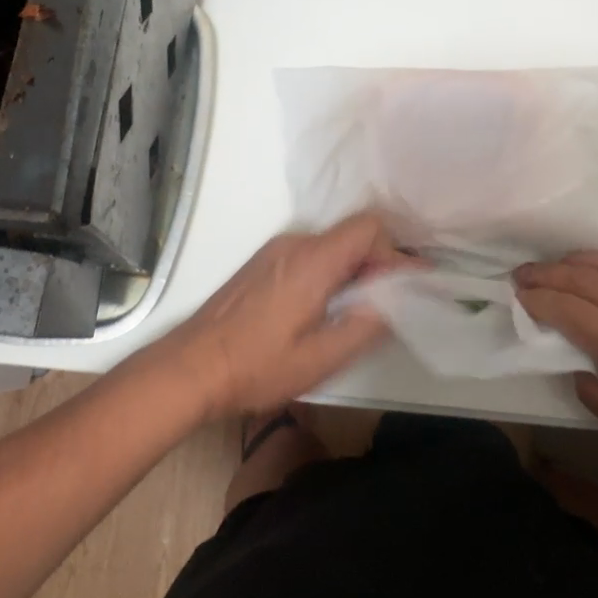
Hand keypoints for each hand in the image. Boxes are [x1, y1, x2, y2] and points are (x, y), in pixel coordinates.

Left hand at [158, 212, 408, 418]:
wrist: (189, 369)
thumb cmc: (256, 367)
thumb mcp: (320, 358)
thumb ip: (365, 327)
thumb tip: (393, 303)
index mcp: (313, 260)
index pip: (370, 228)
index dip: (395, 253)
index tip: (408, 286)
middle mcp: (294, 245)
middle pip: (351, 235)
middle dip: (377, 264)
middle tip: (389, 303)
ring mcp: (273, 252)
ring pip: (330, 246)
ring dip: (352, 271)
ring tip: (358, 311)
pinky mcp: (260, 265)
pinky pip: (309, 256)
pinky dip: (329, 274)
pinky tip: (324, 310)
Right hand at [516, 251, 597, 474]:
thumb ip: (577, 369)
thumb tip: (557, 339)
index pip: (572, 309)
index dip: (540, 299)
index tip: (517, 294)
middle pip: (587, 279)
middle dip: (549, 274)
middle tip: (522, 274)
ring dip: (575, 261)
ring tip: (551, 267)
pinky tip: (589, 269)